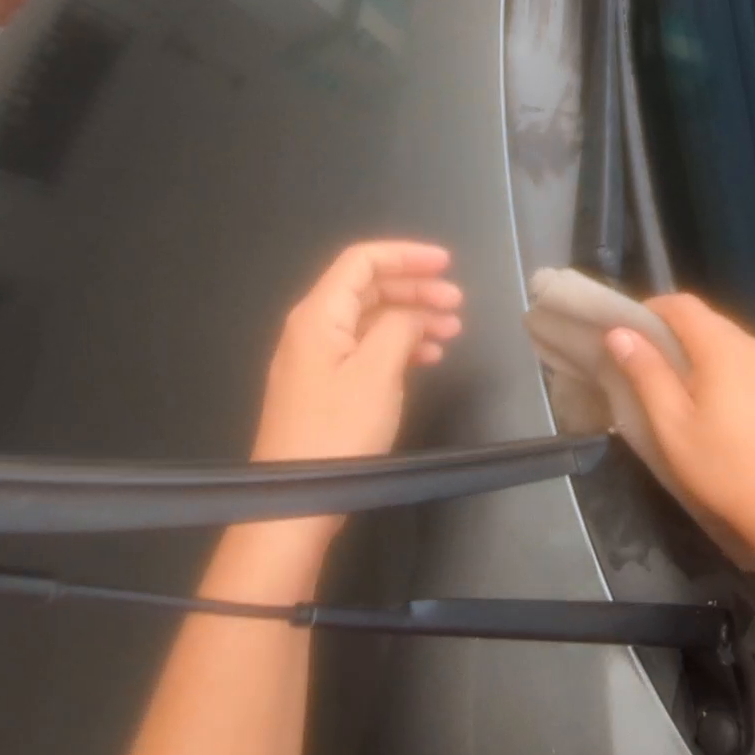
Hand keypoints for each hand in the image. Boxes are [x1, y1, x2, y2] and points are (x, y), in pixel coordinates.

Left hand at [252, 241, 463, 463]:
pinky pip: (366, 348)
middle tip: (458, 303)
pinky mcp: (325, 384)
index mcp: (318, 315)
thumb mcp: (377, 372)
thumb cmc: (338, 431)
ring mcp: (317, 357)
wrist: (296, 500)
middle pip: (369, 288)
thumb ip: (399, 328)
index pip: (362, 261)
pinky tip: (428, 357)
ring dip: (412, 318)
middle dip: (416, 289)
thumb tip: (412, 314)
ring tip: (452, 331)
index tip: (447, 264)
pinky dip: (399, 345)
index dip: (406, 255)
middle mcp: (313, 327)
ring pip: (371, 319)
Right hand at [606, 294, 754, 557]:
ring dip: (695, 347)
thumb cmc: (722, 467)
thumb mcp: (671, 423)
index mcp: (723, 347)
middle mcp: (752, 344)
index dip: (650, 310)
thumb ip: (646, 372)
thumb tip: (620, 333)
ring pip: (726, 338)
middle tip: (642, 360)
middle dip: (670, 329)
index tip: (626, 333)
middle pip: (706, 318)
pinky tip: (710, 398)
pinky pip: (743, 358)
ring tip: (672, 381)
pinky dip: (719, 363)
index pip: (682, 304)